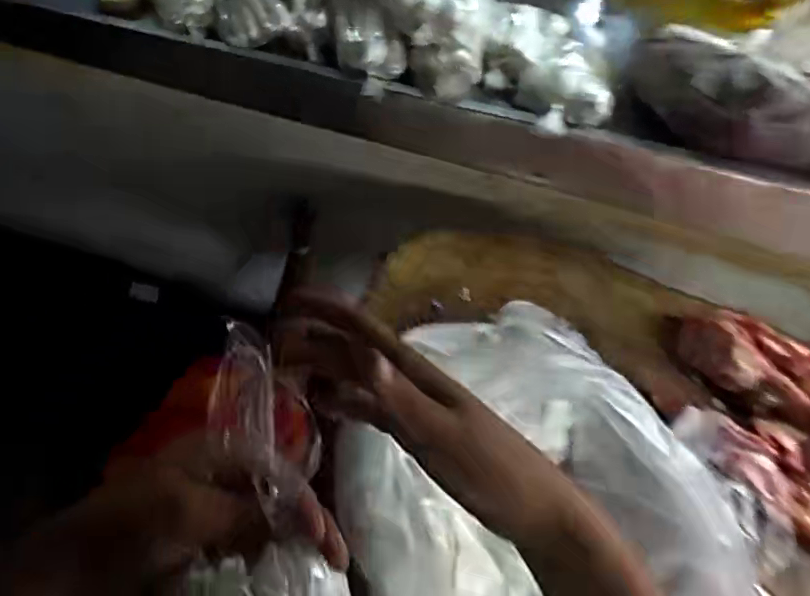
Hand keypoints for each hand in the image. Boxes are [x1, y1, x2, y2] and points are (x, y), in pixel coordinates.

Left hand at [1, 433, 346, 594]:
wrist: (72, 563)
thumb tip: (300, 517)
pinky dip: (262, 555)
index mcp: (215, 453)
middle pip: (274, 491)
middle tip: (333, 558)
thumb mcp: (186, 513)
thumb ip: (242, 512)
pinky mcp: (195, 538)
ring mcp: (205, 507)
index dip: (307, 502)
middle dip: (306, 519)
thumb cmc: (129, 523)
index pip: (275, 469)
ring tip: (312, 565)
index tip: (331, 546)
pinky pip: (240, 542)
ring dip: (288, 539)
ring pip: (261, 517)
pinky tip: (273, 570)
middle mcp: (215, 473)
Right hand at [276, 288, 583, 545]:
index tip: (289, 301)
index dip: (326, 309)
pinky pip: (368, 404)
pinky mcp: (414, 427)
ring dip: (324, 367)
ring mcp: (412, 402)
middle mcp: (408, 377)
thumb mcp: (441, 433)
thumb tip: (359, 349)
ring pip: (358, 374)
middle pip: (354, 348)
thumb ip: (398, 394)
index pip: (363, 327)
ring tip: (288, 370)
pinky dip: (342, 399)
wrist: (536, 508)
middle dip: (315, 338)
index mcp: (414, 370)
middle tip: (273, 344)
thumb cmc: (491, 468)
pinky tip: (324, 405)